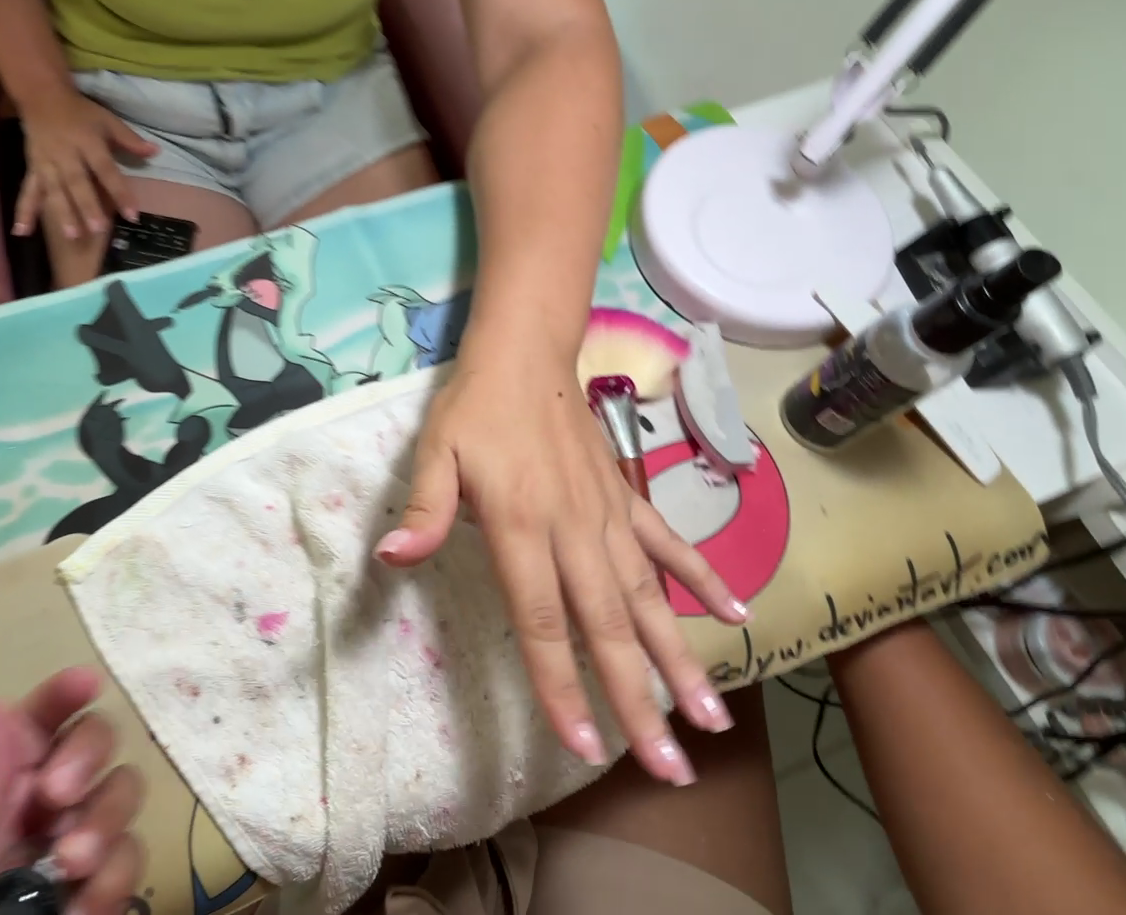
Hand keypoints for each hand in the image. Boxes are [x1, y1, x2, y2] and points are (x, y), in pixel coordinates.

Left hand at [0, 668, 145, 914]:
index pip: (38, 725)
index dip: (63, 696)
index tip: (84, 683)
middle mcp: (46, 810)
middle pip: (98, 744)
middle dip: (90, 756)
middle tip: (57, 796)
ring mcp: (79, 850)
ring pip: (125, 796)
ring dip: (106, 820)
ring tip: (70, 868)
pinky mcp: (104, 892)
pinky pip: (134, 862)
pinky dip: (116, 881)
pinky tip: (84, 908)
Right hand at [15, 90, 157, 240]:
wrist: (41, 97)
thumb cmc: (80, 112)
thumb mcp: (107, 121)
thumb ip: (130, 140)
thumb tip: (156, 152)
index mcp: (87, 142)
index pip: (106, 170)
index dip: (120, 192)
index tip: (132, 215)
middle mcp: (65, 155)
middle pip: (77, 183)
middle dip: (87, 207)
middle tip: (99, 229)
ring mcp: (46, 163)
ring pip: (53, 190)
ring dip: (62, 213)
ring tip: (71, 236)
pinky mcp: (32, 169)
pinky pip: (28, 191)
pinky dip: (24, 211)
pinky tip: (22, 232)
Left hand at [376, 353, 748, 786]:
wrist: (526, 356)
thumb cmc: (474, 411)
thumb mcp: (435, 454)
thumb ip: (424, 512)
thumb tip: (391, 562)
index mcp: (521, 526)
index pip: (542, 621)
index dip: (562, 685)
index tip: (585, 747)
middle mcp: (574, 530)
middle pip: (607, 626)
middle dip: (636, 700)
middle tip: (671, 768)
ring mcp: (609, 515)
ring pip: (648, 597)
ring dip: (679, 658)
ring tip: (711, 719)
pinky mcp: (626, 498)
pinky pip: (669, 543)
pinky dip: (700, 578)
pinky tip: (735, 614)